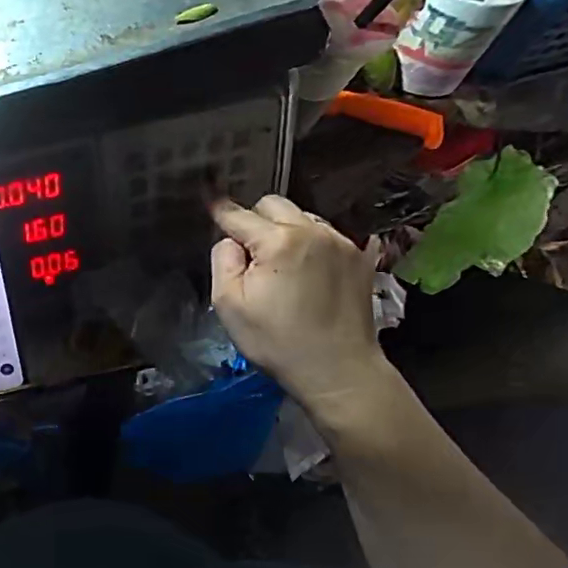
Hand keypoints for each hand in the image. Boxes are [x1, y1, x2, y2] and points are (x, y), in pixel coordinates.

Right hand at [210, 195, 386, 410]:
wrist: (337, 369)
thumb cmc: (276, 341)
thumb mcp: (229, 306)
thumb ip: (223, 262)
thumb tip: (230, 241)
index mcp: (278, 242)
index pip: (239, 215)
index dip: (219, 211)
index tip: (208, 199)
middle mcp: (313, 231)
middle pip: (273, 205)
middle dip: (254, 220)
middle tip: (247, 253)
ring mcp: (341, 242)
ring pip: (301, 218)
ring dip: (284, 231)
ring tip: (278, 265)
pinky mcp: (359, 257)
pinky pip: (325, 235)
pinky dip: (308, 244)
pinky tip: (304, 271)